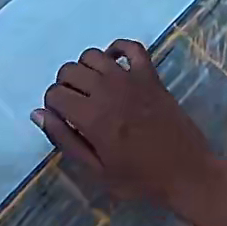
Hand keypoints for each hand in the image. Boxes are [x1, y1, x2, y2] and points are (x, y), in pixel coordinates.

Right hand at [32, 39, 226, 221]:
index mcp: (91, 116)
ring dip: (85, 68)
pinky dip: (117, 49)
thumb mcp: (97, 170)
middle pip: (69, 70)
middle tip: (76, 107)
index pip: (55, 94)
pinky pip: (130, 47)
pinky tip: (114, 65)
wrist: (188, 174)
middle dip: (64, 86)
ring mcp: (130, 78)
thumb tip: (38, 114)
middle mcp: (107, 90)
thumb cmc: (140, 179)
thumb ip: (65, 140)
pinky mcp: (150, 75)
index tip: (63, 120)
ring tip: (93, 88)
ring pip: (92, 55)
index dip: (52, 106)